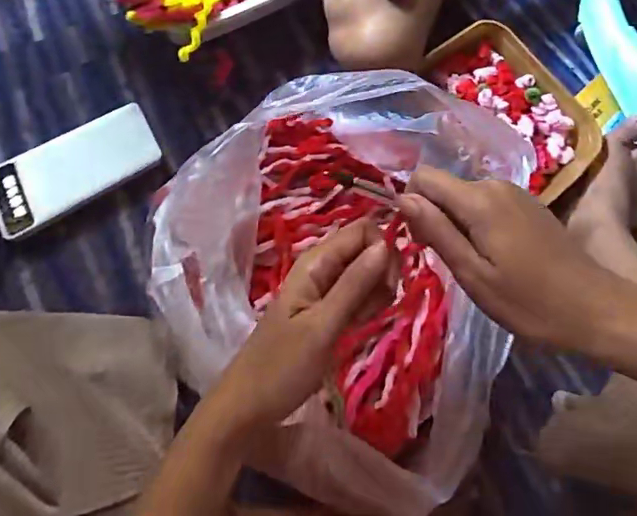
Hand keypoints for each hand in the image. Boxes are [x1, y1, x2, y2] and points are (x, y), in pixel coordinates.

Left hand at [201, 221, 393, 434]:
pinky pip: (359, 295)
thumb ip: (354, 285)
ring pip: (367, 273)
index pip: (363, 229)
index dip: (383, 249)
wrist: (247, 407)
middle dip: (383, 272)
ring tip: (366, 321)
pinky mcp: (328, 311)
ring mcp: (325, 289)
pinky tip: (361, 327)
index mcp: (316, 261)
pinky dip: (367, 307)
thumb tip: (385, 245)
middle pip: (368, 249)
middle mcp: (322, 266)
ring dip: (377, 293)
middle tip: (381, 306)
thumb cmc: (282, 366)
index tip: (390, 284)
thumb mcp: (322, 327)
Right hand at [398, 169, 626, 350]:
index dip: (412, 204)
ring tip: (475, 265)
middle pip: (445, 187)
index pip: (424, 177)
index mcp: (478, 199)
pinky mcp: (527, 203)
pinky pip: (487, 203)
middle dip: (435, 216)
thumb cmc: (530, 302)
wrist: (596, 308)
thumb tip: (403, 198)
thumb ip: (437, 232)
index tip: (420, 241)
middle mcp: (494, 184)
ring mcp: (514, 191)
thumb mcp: (474, 275)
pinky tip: (497, 257)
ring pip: (465, 196)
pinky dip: (479, 223)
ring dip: (458, 223)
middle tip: (449, 262)